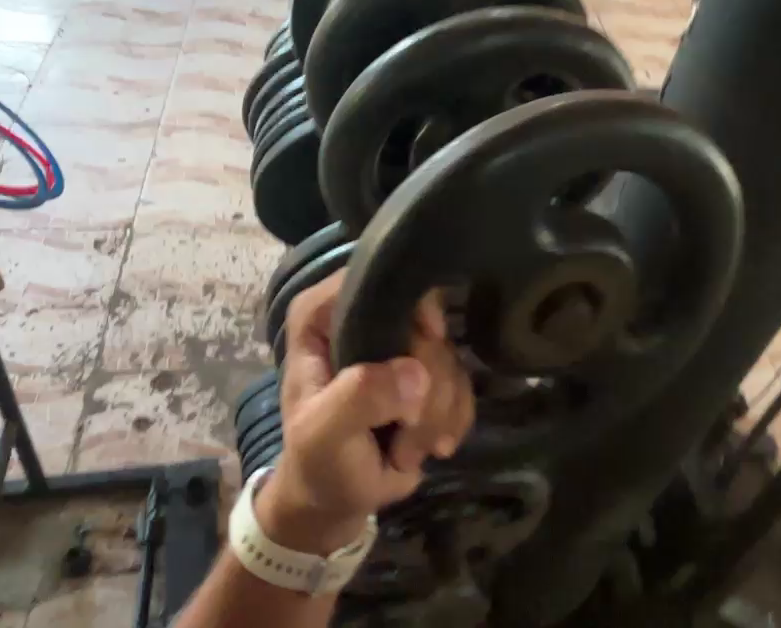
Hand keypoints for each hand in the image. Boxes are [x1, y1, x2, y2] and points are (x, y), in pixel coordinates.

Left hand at [256, 273, 474, 554]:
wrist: (335, 500)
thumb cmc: (317, 461)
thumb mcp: (323, 434)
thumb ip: (361, 398)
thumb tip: (416, 376)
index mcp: (323, 313)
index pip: (378, 280)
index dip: (412, 308)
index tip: (429, 342)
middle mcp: (363, 317)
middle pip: (425, 325)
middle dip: (427, 386)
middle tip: (407, 430)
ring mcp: (399, 344)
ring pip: (449, 357)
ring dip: (439, 411)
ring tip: (407, 448)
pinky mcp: (427, 371)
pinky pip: (464, 381)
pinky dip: (454, 417)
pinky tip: (433, 445)